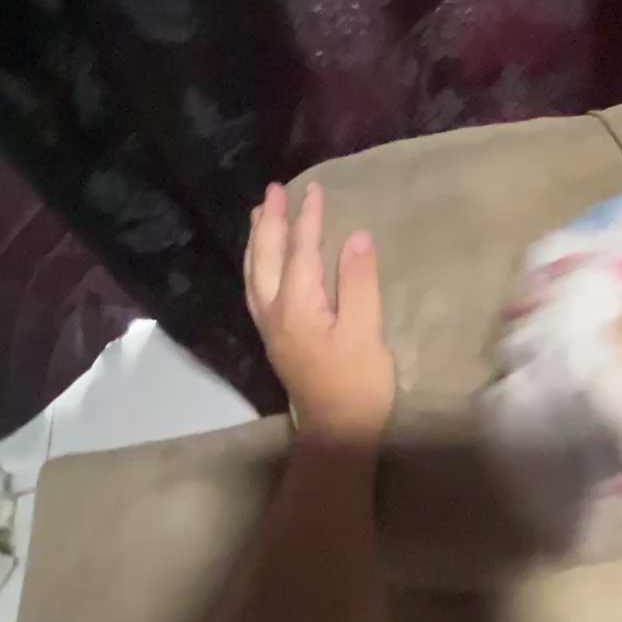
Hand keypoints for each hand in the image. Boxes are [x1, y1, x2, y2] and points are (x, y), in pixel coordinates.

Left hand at [245, 182, 395, 443]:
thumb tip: (355, 236)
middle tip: (274, 190)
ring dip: (258, 240)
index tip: (314, 189)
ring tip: (260, 214)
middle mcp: (274, 312)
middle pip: (267, 257)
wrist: (336, 433)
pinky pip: (256, 287)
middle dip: (270, 221)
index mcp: (297, 306)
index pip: (301, 252)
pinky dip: (257, 263)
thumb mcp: (366, 333)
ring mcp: (270, 327)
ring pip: (255, 273)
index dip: (307, 220)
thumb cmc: (357, 384)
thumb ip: (358, 283)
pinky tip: (263, 261)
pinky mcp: (276, 338)